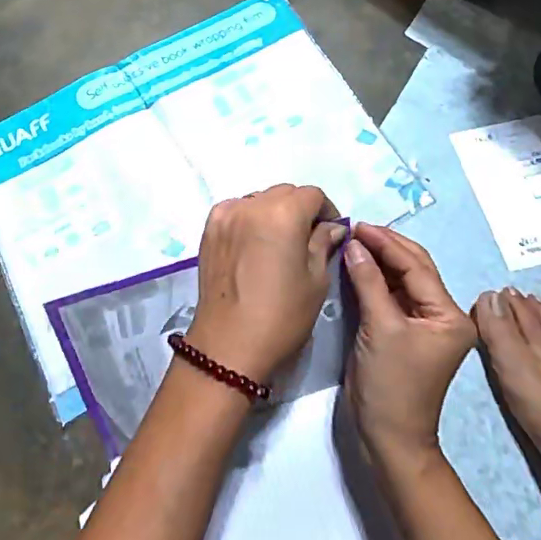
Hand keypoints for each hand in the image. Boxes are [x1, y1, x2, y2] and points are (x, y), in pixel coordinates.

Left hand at [187, 184, 343, 382]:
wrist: (228, 346)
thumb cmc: (281, 315)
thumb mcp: (315, 280)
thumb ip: (323, 243)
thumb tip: (331, 227)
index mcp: (284, 213)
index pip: (313, 195)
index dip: (326, 211)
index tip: (330, 233)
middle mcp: (253, 204)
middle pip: (285, 193)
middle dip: (300, 210)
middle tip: (307, 240)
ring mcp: (227, 215)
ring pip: (260, 200)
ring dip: (274, 212)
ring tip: (278, 244)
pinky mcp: (210, 230)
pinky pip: (237, 211)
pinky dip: (250, 219)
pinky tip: (254, 245)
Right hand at [342, 224, 477, 465]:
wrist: (387, 440)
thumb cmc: (390, 387)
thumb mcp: (380, 329)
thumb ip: (369, 282)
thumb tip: (354, 245)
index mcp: (449, 315)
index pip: (416, 267)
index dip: (387, 244)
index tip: (360, 226)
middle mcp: (442, 315)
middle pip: (413, 268)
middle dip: (385, 247)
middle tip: (356, 228)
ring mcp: (424, 324)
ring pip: (401, 280)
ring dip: (378, 261)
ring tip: (354, 241)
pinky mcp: (404, 332)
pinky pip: (391, 296)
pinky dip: (374, 280)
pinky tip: (357, 264)